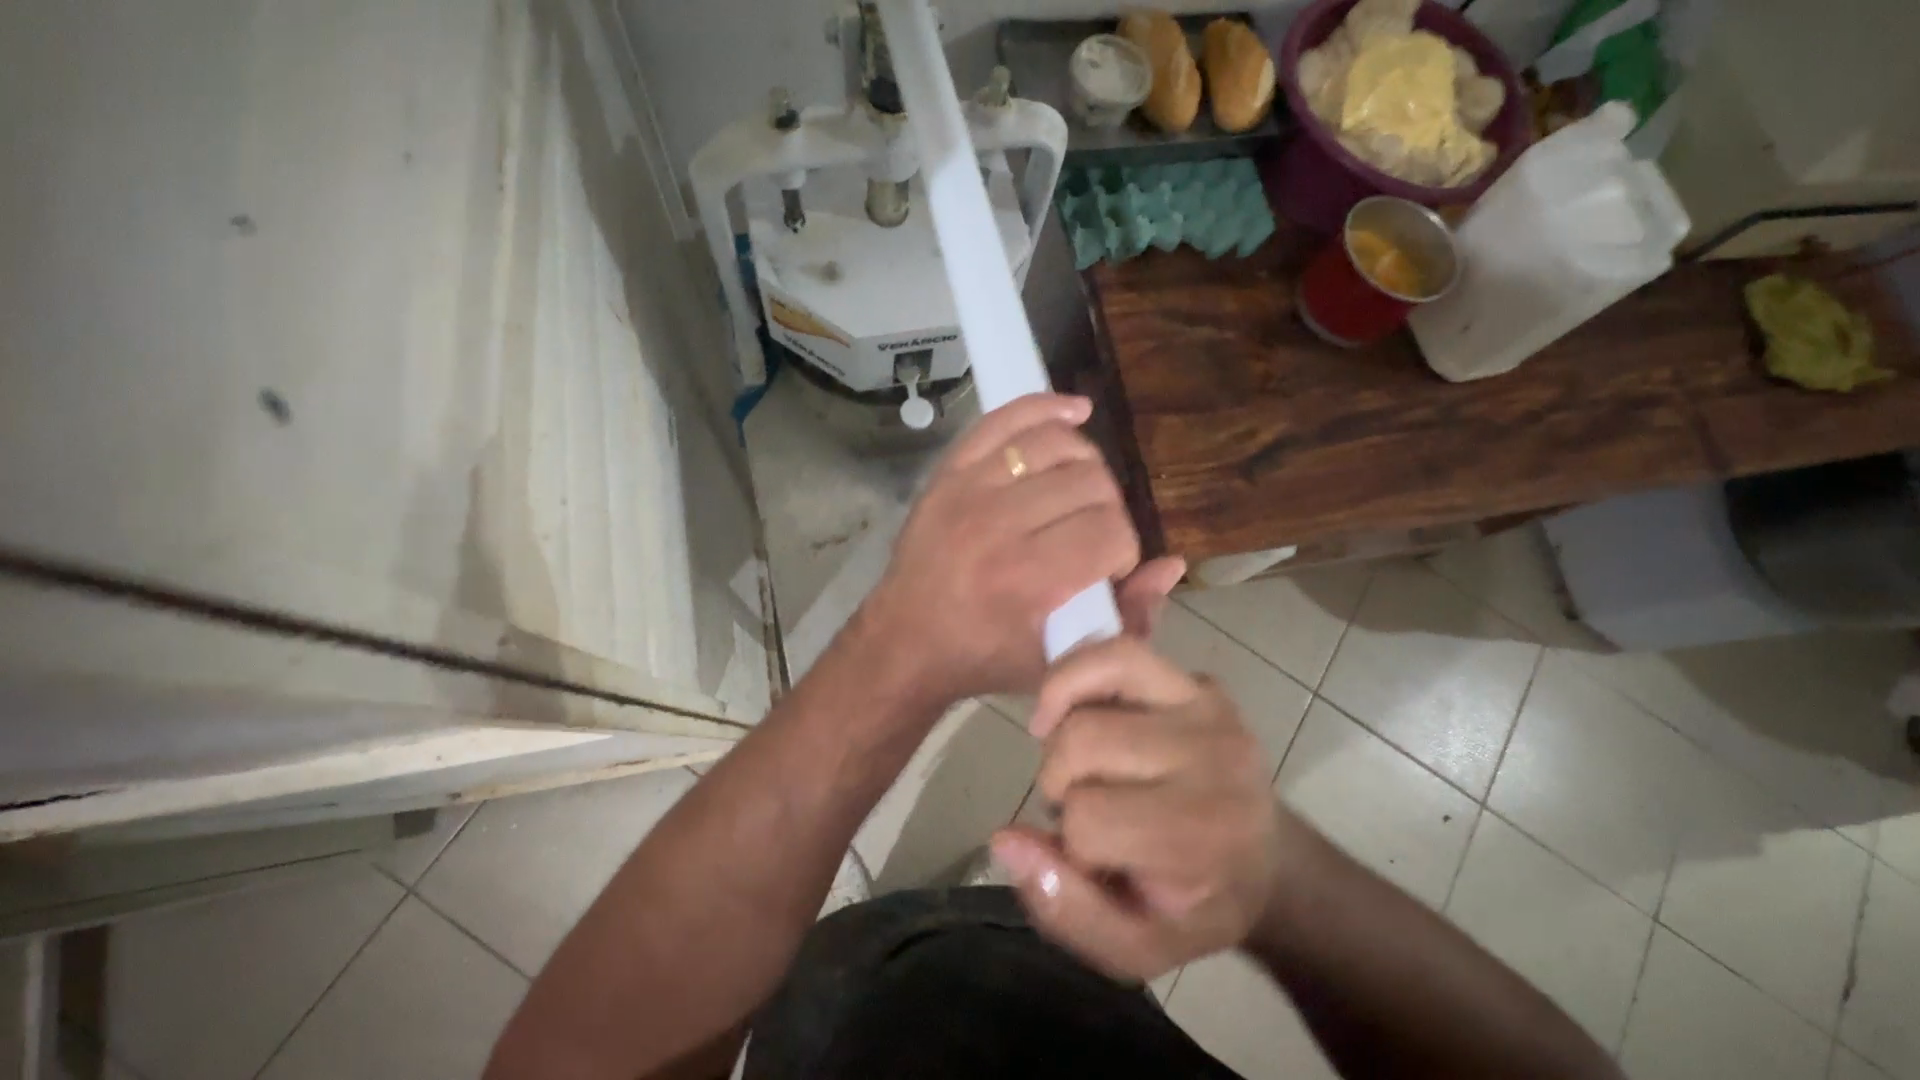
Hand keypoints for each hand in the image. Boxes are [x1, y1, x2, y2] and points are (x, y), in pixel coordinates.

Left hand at [860, 393, 1182, 704]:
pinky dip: (1046, 409)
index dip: (1124, 549)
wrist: (907, 641)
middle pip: (1090, 484)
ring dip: (1086, 465)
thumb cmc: (986, 658)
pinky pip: (1006, 420)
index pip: (1110, 531)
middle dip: (1109, 510)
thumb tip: (1172, 564)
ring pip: (1057, 445)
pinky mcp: (950, 471)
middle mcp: (996, 526)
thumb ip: (1125, 620)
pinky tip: (1076, 413)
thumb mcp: (1060, 661)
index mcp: (1025, 579)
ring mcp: (968, 490)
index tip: (1108, 569)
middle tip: (1093, 535)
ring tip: (1082, 494)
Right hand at [990, 637, 1289, 980]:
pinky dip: (1072, 677)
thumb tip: (1003, 840)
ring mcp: (1208, 712)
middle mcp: (1212, 761)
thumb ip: (1066, 911)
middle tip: (1084, 811)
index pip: (1086, 822)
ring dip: (1061, 737)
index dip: (1074, 849)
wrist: (1267, 865)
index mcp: (1201, 835)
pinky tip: (1062, 711)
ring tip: (1079, 763)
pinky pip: (1118, 653)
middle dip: (1060, 786)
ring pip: (1087, 698)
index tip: (1098, 864)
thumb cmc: (1194, 907)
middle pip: (1078, 746)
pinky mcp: (1199, 684)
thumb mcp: (1136, 948)